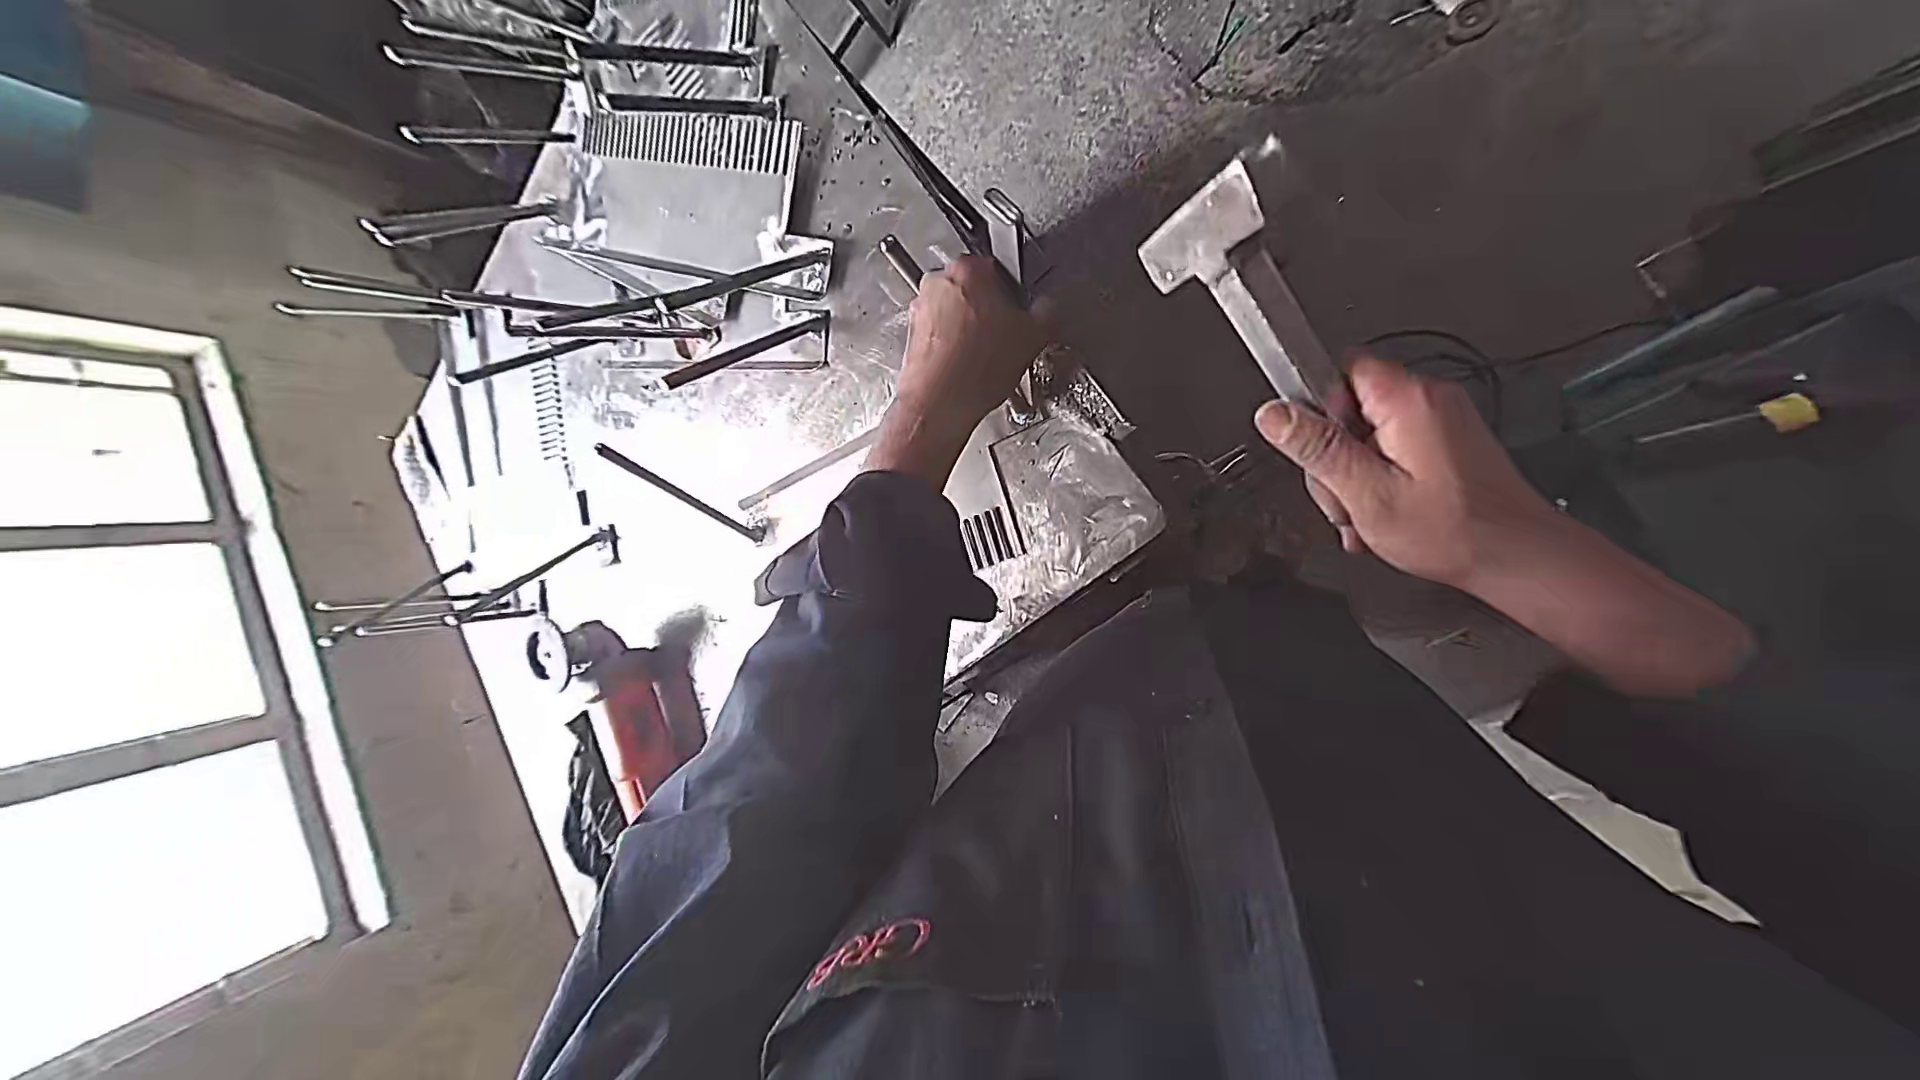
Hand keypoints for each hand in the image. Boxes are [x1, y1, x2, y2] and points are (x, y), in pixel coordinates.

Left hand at [868, 257, 1050, 487]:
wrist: (939, 403)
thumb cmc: (975, 369)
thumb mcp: (1033, 336)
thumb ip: (1046, 312)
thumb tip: (1048, 308)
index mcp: (970, 269)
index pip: (999, 269)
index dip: (1013, 295)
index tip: (1020, 313)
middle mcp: (939, 283)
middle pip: (974, 290)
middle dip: (989, 311)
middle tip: (1005, 337)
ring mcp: (922, 309)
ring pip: (955, 313)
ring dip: (970, 330)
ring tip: (986, 357)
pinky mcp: (913, 335)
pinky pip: (941, 335)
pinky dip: (953, 347)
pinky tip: (967, 367)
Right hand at [1253, 355, 1554, 589]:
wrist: (1516, 558)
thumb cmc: (1456, 531)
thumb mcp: (1366, 492)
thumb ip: (1316, 448)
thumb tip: (1273, 415)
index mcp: (1409, 401)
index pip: (1338, 369)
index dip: (1315, 407)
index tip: (1315, 445)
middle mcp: (1428, 400)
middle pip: (1345, 408)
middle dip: (1331, 456)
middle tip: (1345, 492)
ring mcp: (1436, 421)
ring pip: (1360, 435)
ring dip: (1350, 476)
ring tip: (1366, 509)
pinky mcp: (1440, 441)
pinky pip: (1384, 450)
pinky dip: (1372, 480)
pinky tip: (1379, 510)